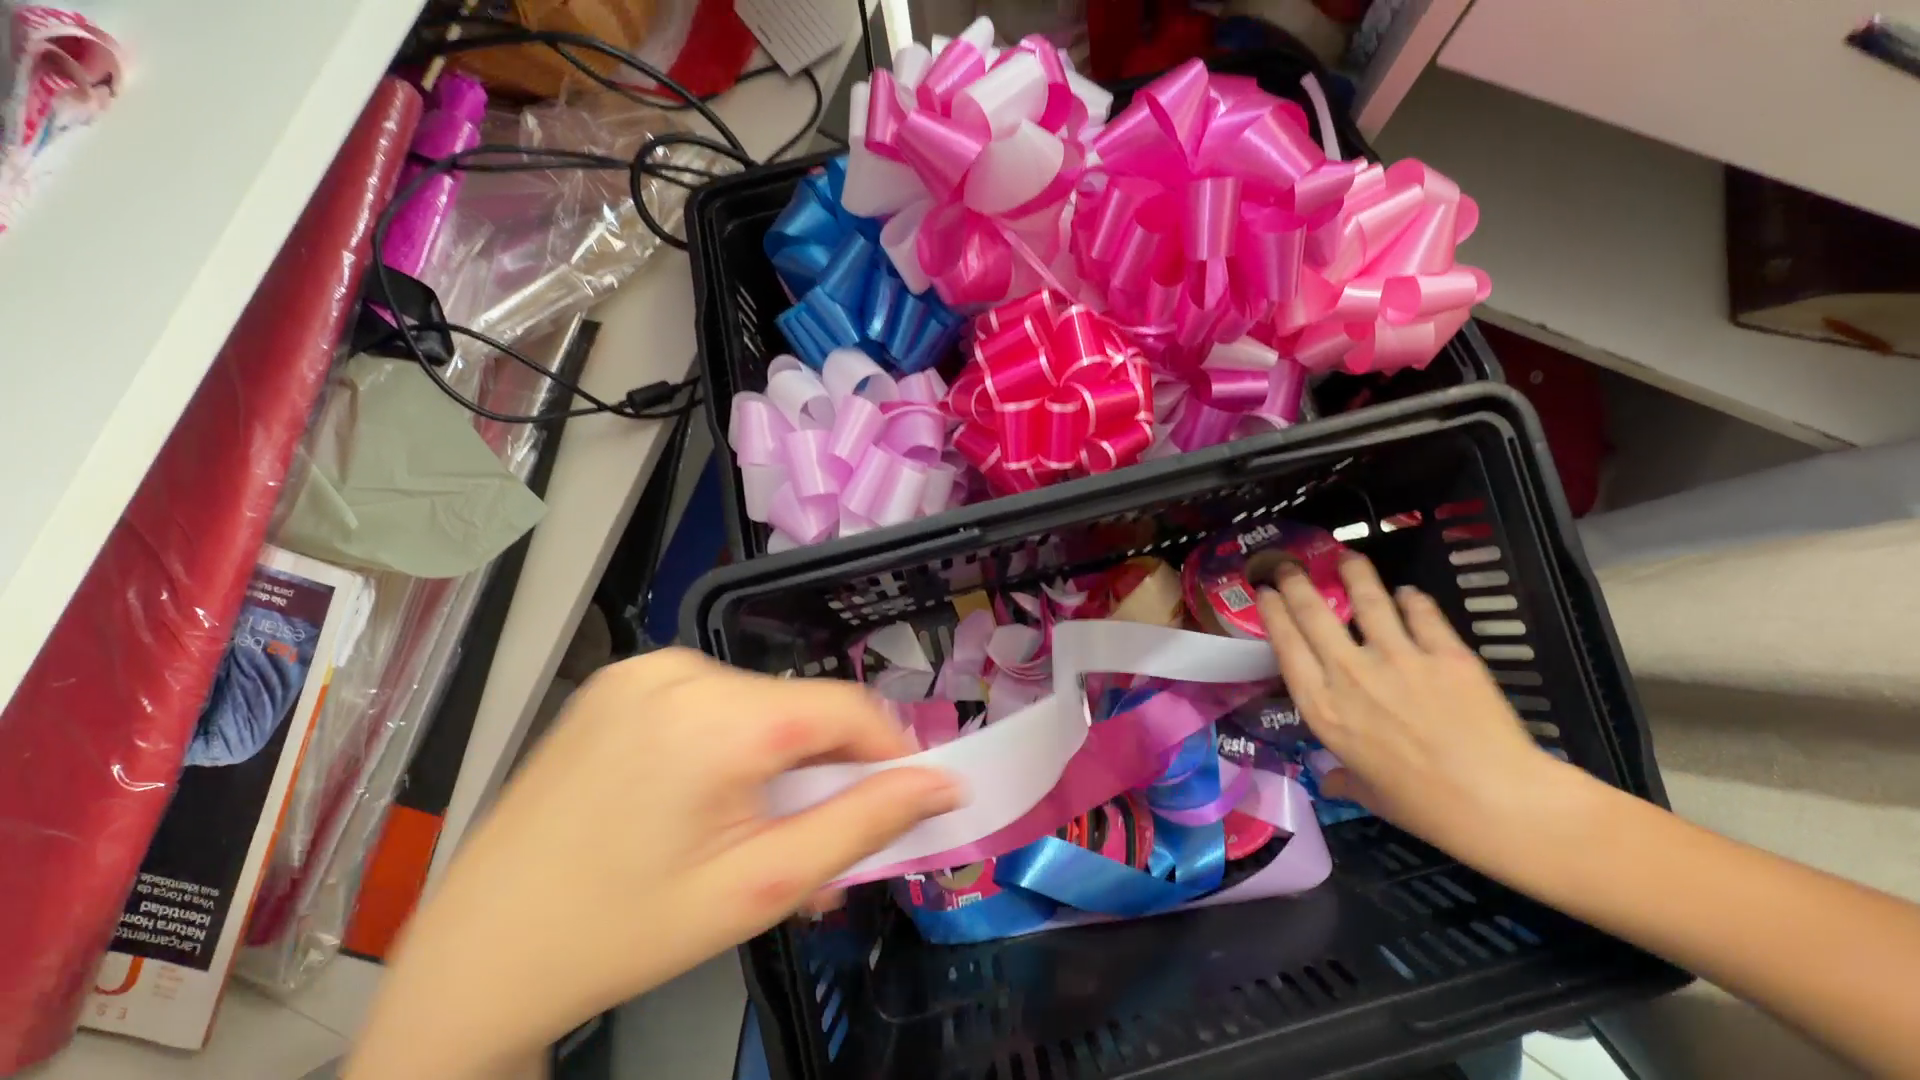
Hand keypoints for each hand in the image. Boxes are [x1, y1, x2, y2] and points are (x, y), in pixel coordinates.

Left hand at [349, 649, 961, 1078]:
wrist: (483, 952)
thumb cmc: (625, 932)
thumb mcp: (762, 889)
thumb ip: (864, 826)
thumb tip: (943, 786)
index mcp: (715, 716)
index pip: (847, 707)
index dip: (890, 753)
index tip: (905, 804)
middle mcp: (677, 671)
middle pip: (799, 708)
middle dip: (825, 773)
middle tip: (819, 848)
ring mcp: (639, 672)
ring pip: (758, 706)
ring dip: (780, 763)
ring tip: (759, 837)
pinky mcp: (615, 686)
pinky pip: (708, 705)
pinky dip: (732, 746)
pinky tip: (709, 805)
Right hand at [1256, 554, 1571, 859]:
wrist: (1496, 800)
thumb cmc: (1422, 806)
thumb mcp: (1368, 794)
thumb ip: (1342, 777)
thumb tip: (1329, 777)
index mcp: (1324, 709)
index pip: (1286, 646)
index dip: (1273, 613)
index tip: (1265, 593)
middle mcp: (1350, 674)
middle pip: (1313, 612)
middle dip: (1296, 582)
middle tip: (1289, 565)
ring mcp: (1398, 658)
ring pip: (1367, 599)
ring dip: (1353, 573)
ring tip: (1346, 558)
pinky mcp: (1444, 651)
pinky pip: (1421, 613)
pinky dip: (1411, 599)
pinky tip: (1408, 593)